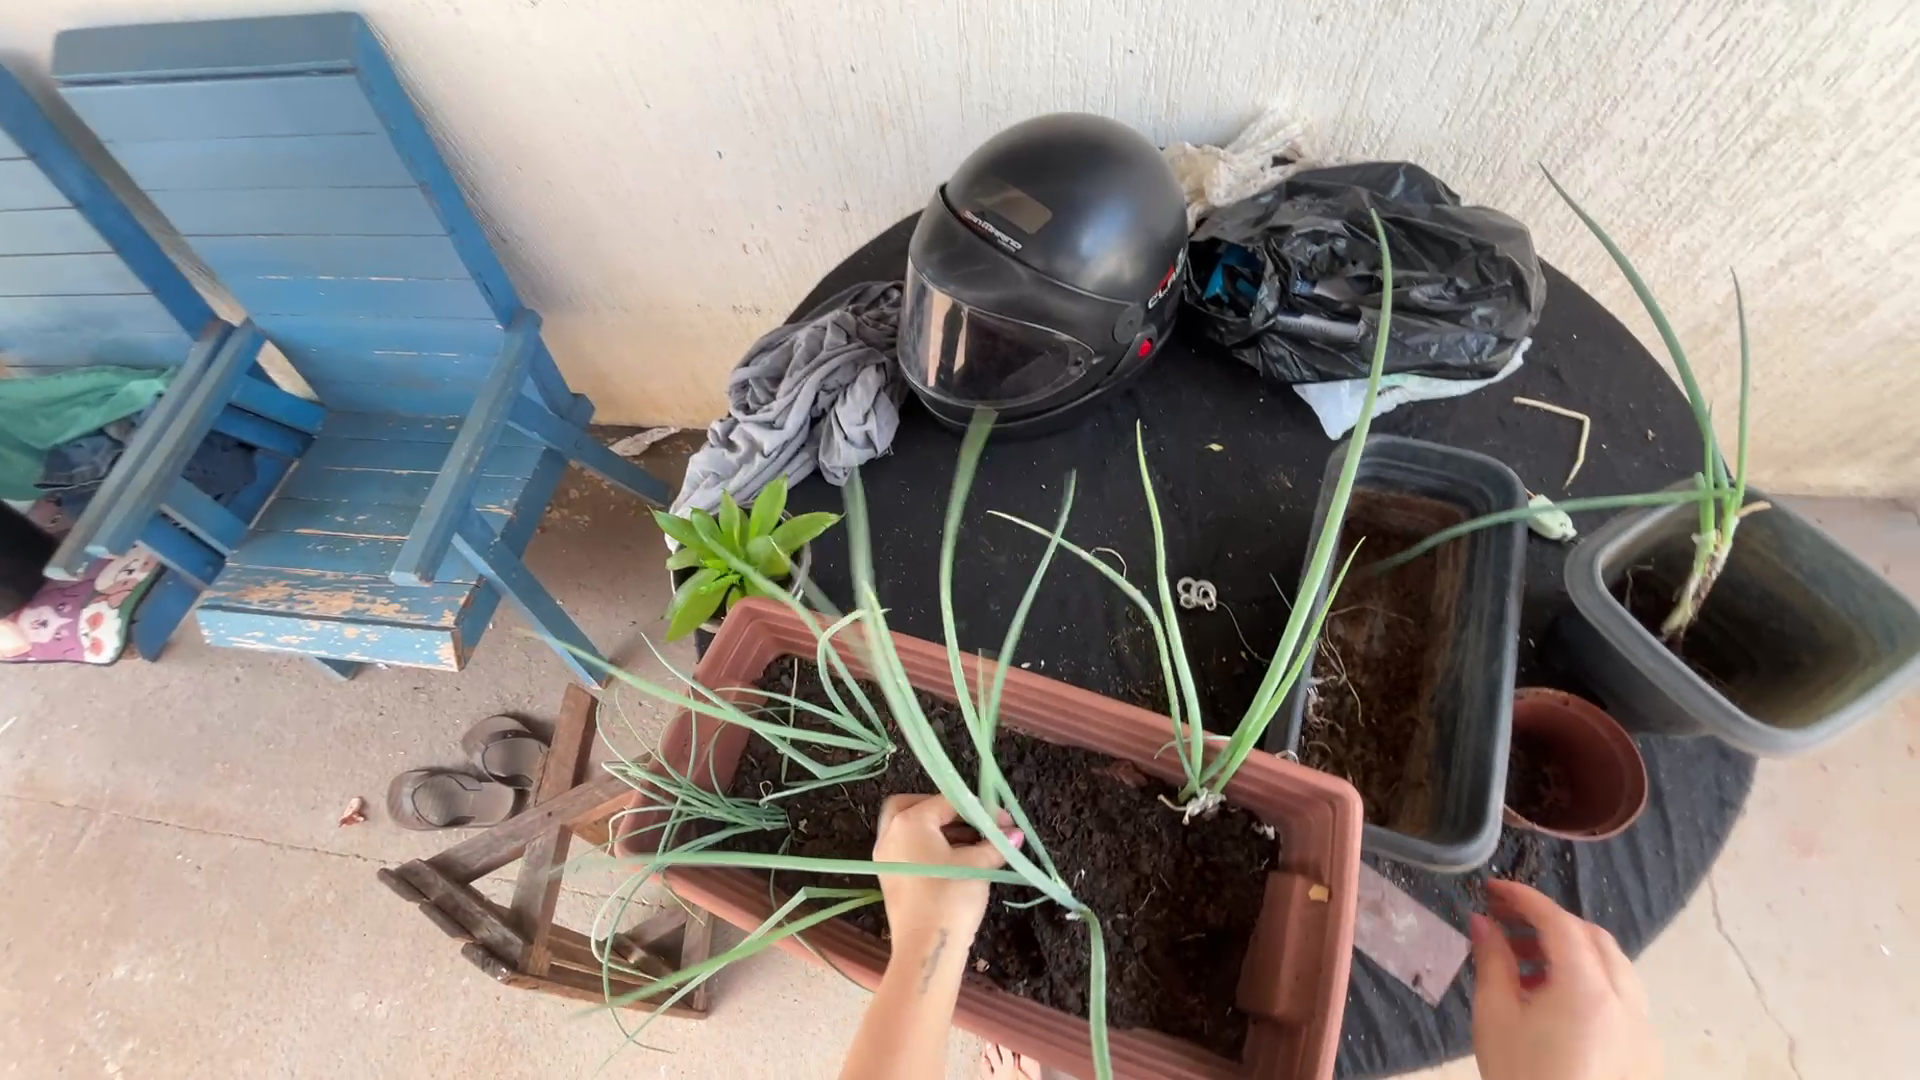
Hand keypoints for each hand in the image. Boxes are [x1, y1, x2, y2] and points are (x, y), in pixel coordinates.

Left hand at [873, 794, 1022, 949]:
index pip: (947, 801)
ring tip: (973, 843)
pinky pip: (908, 850)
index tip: (1003, 821)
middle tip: (971, 820)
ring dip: (939, 830)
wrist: (926, 950)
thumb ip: (995, 844)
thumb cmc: (950, 899)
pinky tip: (956, 860)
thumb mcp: (977, 866)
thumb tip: (1015, 834)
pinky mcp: (890, 879)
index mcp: (910, 822)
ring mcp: (886, 858)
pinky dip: (929, 847)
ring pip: (910, 829)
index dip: (978, 808)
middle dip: (944, 810)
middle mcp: (891, 834)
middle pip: (915, 806)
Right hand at [1470, 880, 1662, 1079]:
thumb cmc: (1522, 1075)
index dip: (1525, 898)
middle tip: (1505, 919)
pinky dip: (1590, 979)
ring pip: (1616, 968)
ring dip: (1571, 950)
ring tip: (1524, 960)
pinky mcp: (1648, 1057)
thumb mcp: (1495, 1015)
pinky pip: (1624, 998)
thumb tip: (1483, 921)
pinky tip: (1553, 997)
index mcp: (1589, 992)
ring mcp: (1645, 1034)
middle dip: (1550, 920)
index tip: (1492, 889)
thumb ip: (1492, 961)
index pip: (1560, 924)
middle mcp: (1629, 1006)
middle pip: (1596, 940)